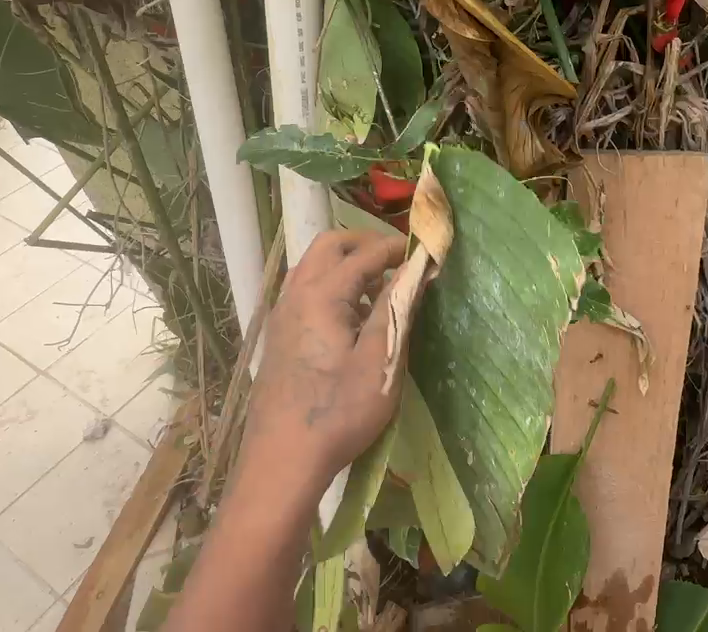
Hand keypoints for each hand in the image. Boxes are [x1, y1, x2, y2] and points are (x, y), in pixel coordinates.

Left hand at [239, 230, 410, 492]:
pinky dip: (333, 284)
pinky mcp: (279, 337)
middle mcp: (295, 296)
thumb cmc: (339, 412)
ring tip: (381, 287)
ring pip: (314, 267)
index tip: (427, 252)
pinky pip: (306, 290)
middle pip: (330, 246)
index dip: (399, 248)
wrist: (282, 464)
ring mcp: (282, 316)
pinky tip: (355, 318)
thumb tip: (416, 269)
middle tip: (400, 259)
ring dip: (348, 264)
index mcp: (321, 296)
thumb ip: (397, 307)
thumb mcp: (381, 360)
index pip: (366, 254)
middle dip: (367, 243)